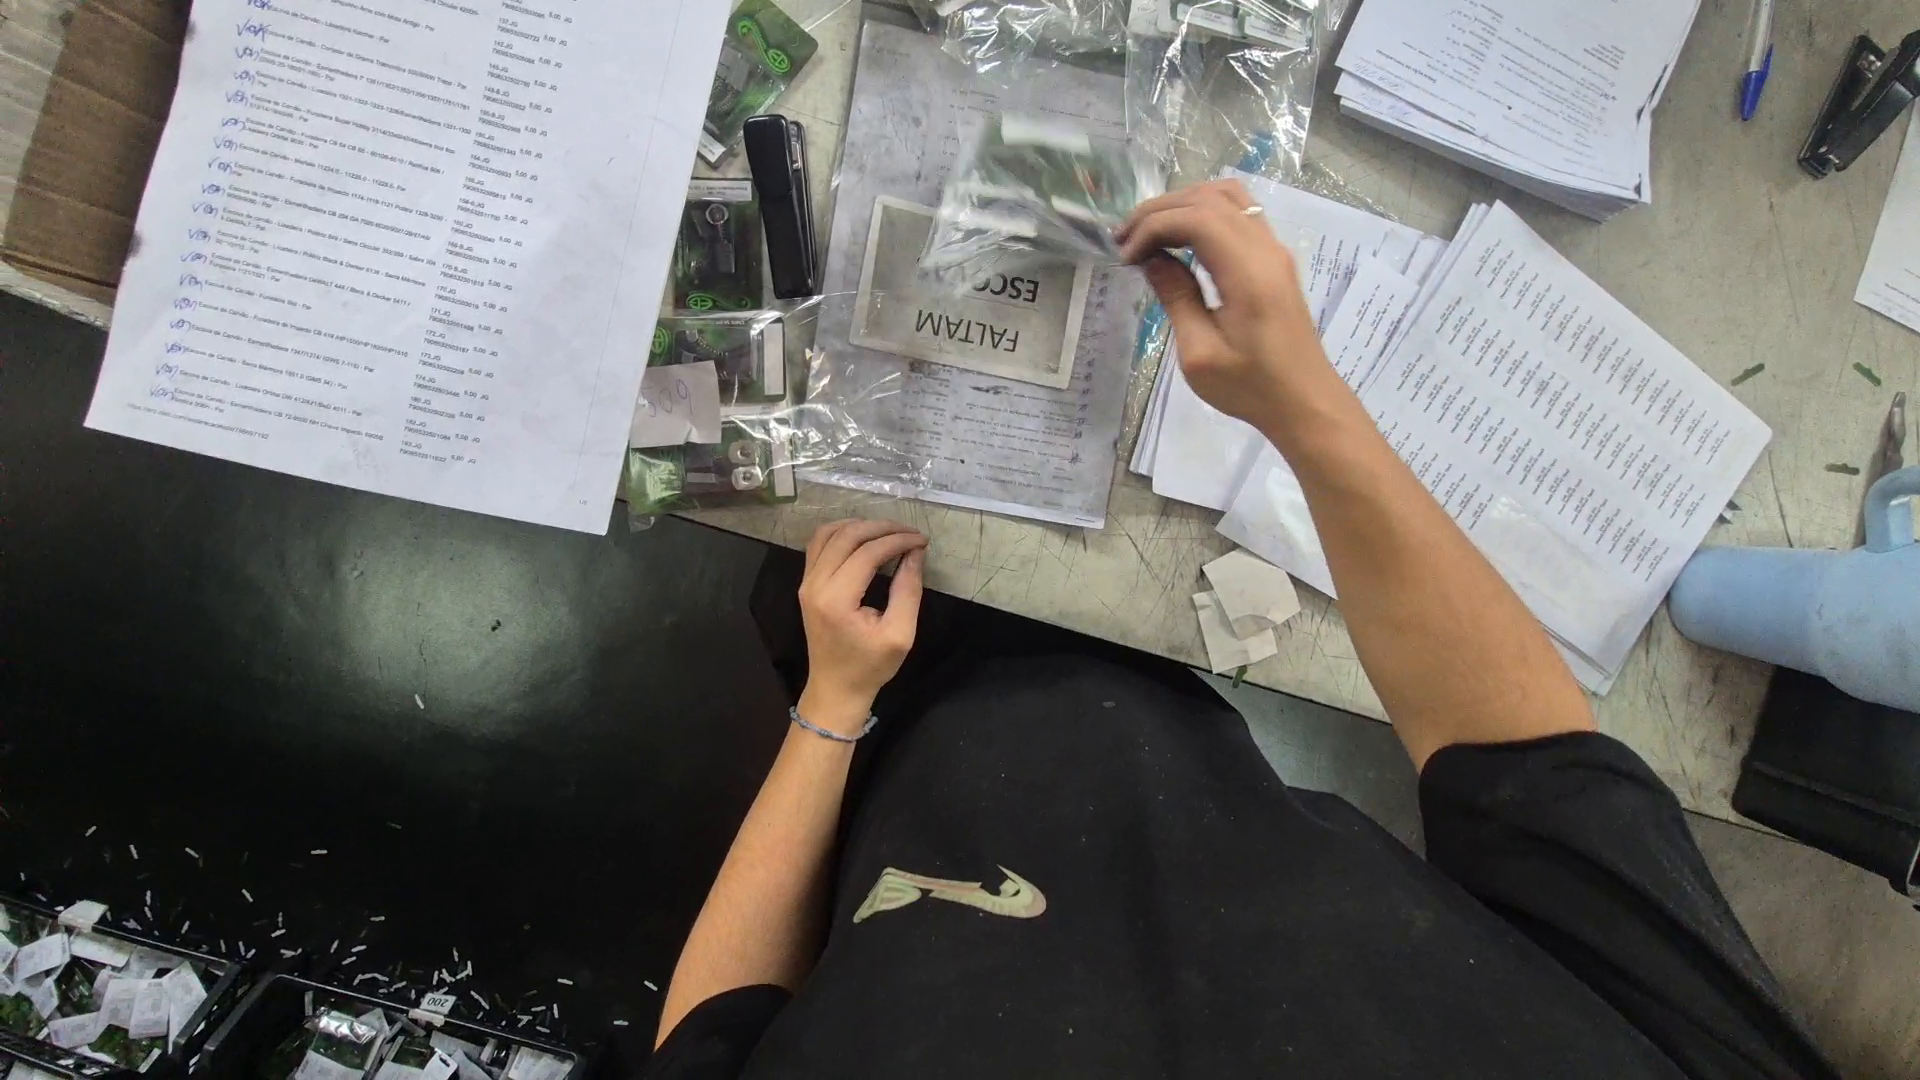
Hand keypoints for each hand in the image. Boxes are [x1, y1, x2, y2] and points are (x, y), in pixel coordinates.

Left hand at [795, 519, 927, 735]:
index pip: (868, 552)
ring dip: (860, 526)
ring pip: (828, 534)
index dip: (898, 541)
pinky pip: (819, 545)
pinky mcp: (806, 584)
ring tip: (888, 532)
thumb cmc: (869, 667)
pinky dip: (842, 534)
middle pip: (847, 536)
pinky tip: (864, 538)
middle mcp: (815, 585)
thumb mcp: (900, 634)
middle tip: (910, 533)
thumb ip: (908, 590)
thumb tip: (915, 552)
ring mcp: (806, 582)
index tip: (922, 541)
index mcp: (837, 599)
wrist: (835, 689)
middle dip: (882, 528)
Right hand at [1116, 180, 1332, 426]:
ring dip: (1182, 206)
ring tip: (1147, 233)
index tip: (1124, 256)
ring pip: (1227, 198)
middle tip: (1124, 239)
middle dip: (1160, 211)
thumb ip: (1177, 298)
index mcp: (1247, 272)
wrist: (1303, 401)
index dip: (1153, 227)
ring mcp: (1274, 251)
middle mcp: (1265, 249)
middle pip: (1209, 199)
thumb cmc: (1250, 387)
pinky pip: (1238, 214)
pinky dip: (1202, 215)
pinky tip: (1178, 240)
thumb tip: (1152, 260)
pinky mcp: (1273, 260)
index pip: (1196, 219)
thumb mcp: (1200, 353)